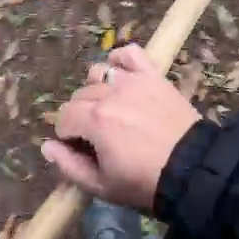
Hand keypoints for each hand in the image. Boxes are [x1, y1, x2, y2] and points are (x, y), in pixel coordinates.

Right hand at [42, 45, 201, 211]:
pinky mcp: (152, 74)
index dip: (68, 135)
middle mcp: (109, 93)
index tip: (82, 149)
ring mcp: (132, 80)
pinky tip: (120, 76)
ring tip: (110, 108)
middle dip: (82, 116)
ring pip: (99, 73)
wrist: (191, 169)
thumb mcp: (102, 186)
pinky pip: (129, 53)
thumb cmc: (144, 182)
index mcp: (94, 120)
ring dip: (97, 90)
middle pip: (80, 96)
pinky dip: (120, 60)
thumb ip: (69, 166)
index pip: (64, 116)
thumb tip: (46, 147)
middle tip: (99, 137)